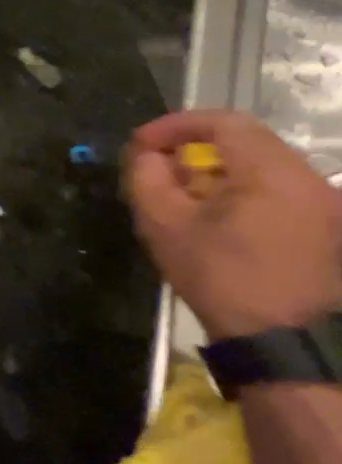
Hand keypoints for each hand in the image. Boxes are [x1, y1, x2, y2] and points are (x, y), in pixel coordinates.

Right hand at [126, 110, 341, 339]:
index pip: (225, 122)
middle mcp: (314, 183)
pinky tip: (222, 223)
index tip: (141, 145)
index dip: (175, 125)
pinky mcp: (333, 231)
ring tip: (187, 201)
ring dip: (221, 175)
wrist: (288, 341)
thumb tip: (149, 155)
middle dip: (196, 151)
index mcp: (275, 174)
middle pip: (249, 144)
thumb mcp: (163, 223)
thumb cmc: (221, 276)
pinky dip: (246, 195)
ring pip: (267, 170)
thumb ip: (147, 177)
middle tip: (160, 174)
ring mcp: (331, 208)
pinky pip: (284, 194)